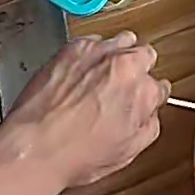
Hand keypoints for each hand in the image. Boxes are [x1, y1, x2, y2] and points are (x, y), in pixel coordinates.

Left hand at [0, 31, 169, 190]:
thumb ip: (148, 127)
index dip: (149, 95)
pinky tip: (79, 73)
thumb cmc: (74, 154)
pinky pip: (92, 41)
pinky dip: (90, 54)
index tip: (140, 98)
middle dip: (137, 69)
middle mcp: (126, 65)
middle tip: (120, 86)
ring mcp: (100, 52)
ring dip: (117, 54)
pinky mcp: (76, 46)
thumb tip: (149, 116)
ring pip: (122, 40)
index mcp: (144, 92)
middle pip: (145, 54)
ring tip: (102, 74)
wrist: (34, 146)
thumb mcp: (126, 152)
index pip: (160, 86)